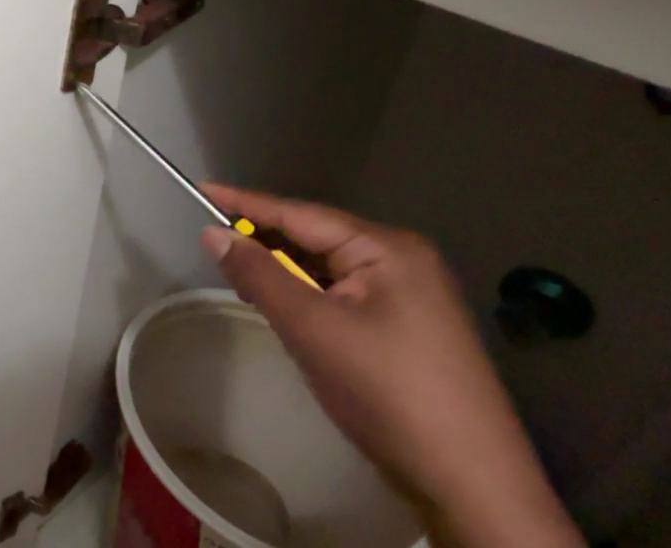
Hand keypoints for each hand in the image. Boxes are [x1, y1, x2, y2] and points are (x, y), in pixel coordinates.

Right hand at [200, 184, 581, 547]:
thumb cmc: (386, 391)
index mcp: (387, 249)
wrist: (470, 482)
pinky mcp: (409, 328)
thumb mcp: (311, 328)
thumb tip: (213, 233)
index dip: (245, 202)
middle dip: (265, 241)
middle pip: (316, 237)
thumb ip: (259, 274)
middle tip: (214, 245)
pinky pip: (344, 294)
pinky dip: (309, 296)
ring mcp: (412, 295)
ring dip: (286, 273)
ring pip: (328, 269)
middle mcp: (403, 260)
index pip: (300, 213)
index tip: (200, 189)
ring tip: (243, 280)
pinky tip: (286, 309)